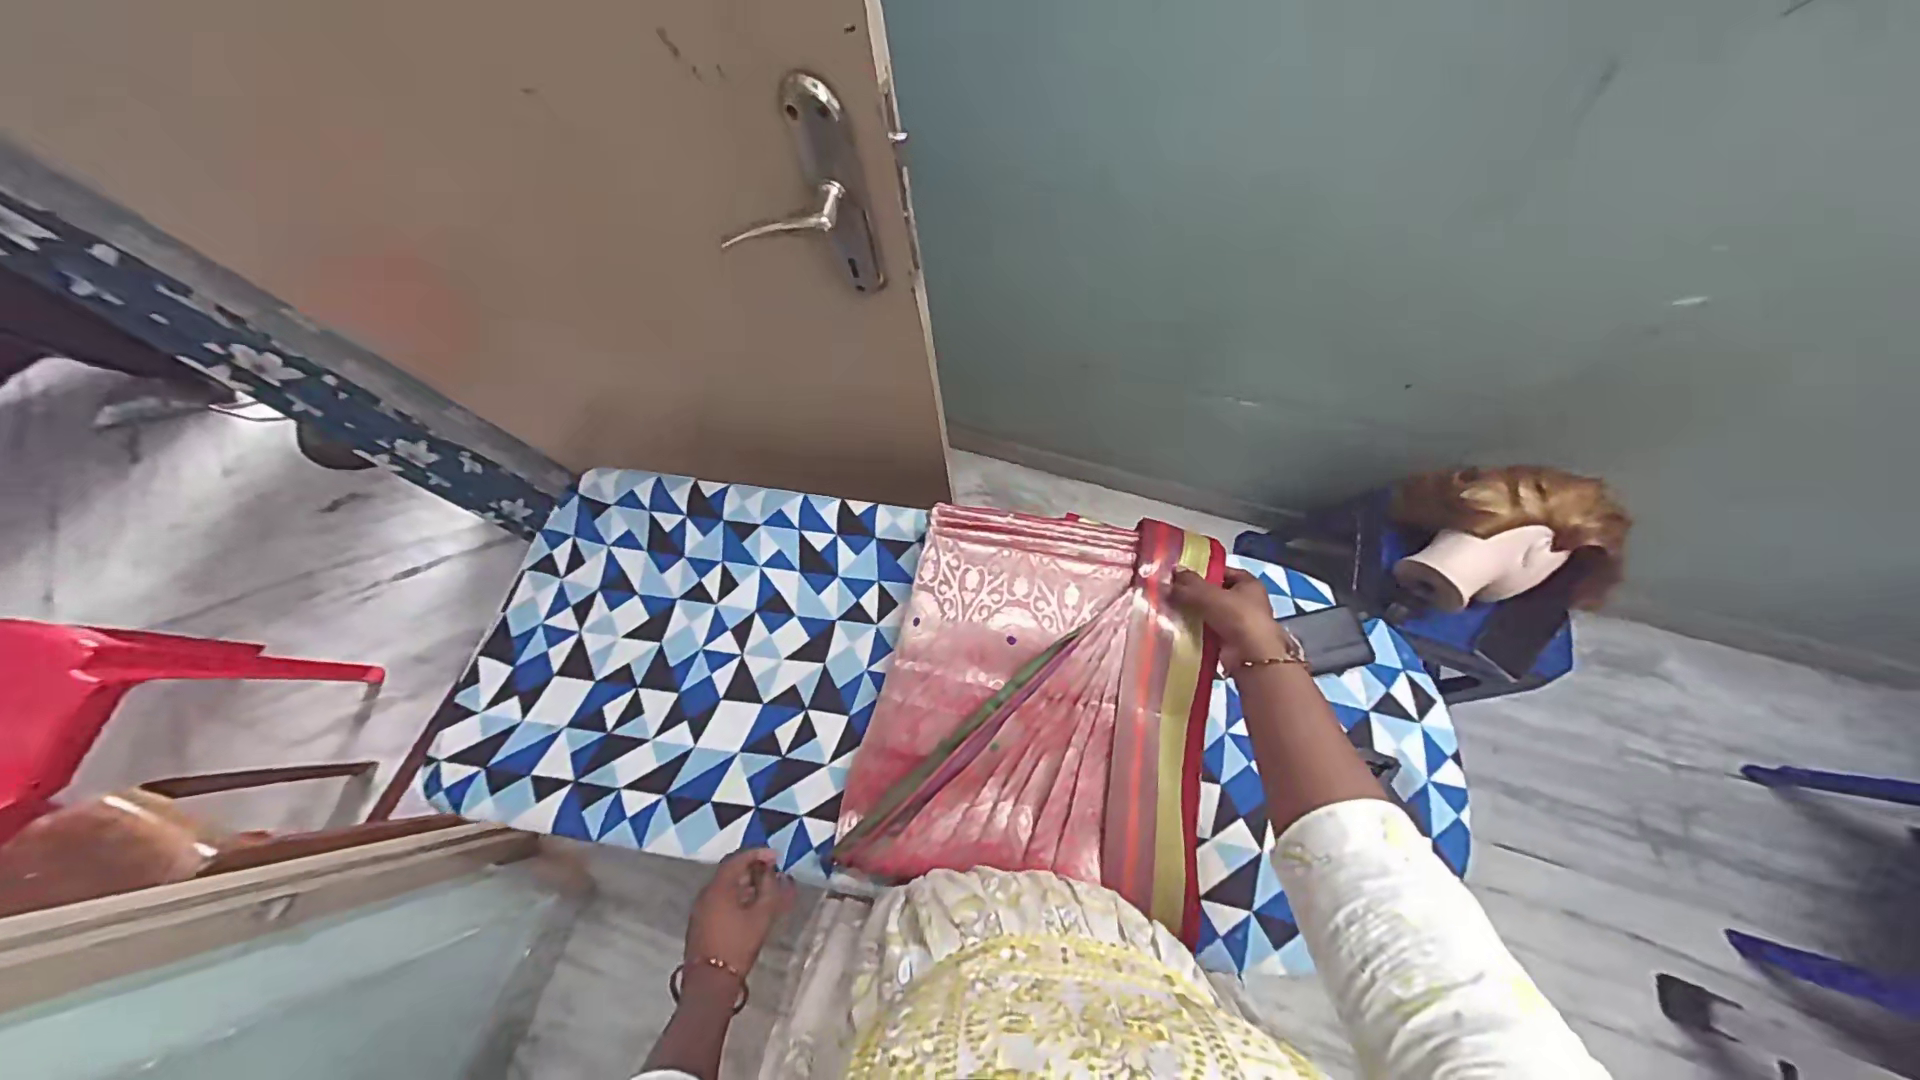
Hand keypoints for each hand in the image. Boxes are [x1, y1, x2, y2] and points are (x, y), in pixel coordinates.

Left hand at [685, 849, 795, 980]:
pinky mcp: (700, 922)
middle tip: (770, 870)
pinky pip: (719, 898)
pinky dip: (735, 895)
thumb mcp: (761, 915)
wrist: (710, 983)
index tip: (775, 856)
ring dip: (744, 882)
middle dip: (751, 867)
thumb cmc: (738, 945)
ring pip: (724, 885)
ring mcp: (700, 909)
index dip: (757, 853)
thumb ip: (769, 888)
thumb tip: (771, 872)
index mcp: (719, 887)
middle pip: (729, 870)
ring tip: (764, 887)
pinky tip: (750, 904)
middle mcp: (706, 893)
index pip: (737, 859)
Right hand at [1171, 567, 1293, 669]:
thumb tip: (1166, 577)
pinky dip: (1195, 629)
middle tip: (1170, 592)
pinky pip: (1207, 630)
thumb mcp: (1208, 594)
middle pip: (1214, 593)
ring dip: (1192, 613)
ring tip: (1168, 610)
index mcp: (1248, 584)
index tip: (1181, 575)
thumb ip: (1187, 584)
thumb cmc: (1237, 617)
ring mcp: (1238, 623)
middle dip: (1193, 594)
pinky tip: (1177, 627)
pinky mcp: (1230, 640)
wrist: (1250, 656)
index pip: (1223, 571)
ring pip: (1209, 612)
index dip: (1203, 571)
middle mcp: (1246, 601)